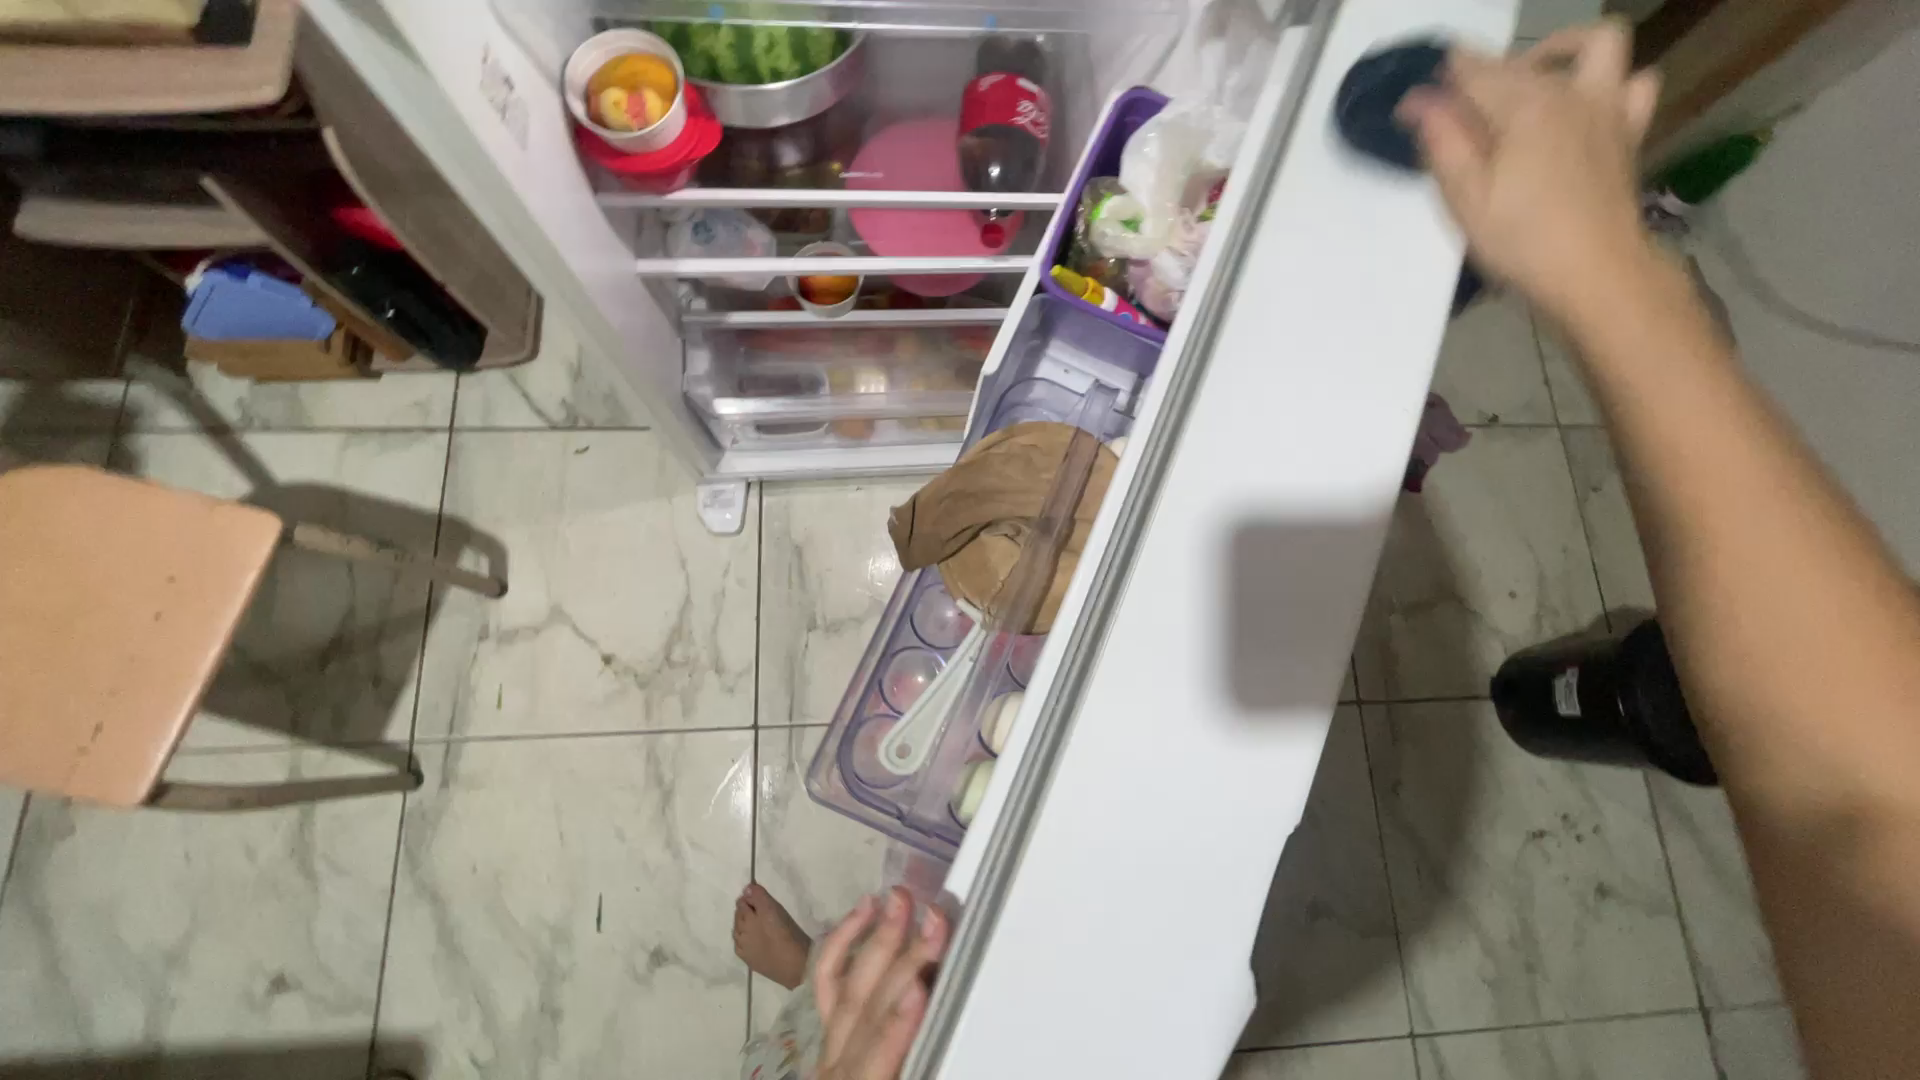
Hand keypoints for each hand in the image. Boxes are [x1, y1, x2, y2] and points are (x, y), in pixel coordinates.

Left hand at [812, 886, 951, 1079]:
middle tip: (934, 918)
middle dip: (903, 961)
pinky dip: (843, 941)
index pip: (877, 1057)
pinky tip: (863, 908)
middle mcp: (837, 1068)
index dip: (898, 1024)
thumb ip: (921, 1062)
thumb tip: (956, 1036)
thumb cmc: (883, 1079)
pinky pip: (828, 980)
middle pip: (868, 1010)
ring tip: (899, 899)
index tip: (921, 988)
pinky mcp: (828, 1032)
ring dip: (877, 937)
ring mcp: (829, 1046)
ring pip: (849, 987)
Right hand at [1396, 20, 1662, 324]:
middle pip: (1523, 62)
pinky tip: (1582, 106)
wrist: (1594, 270)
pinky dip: (1608, 82)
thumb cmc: (1519, 239)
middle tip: (1455, 107)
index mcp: (1526, 107)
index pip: (1476, 74)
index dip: (1442, 81)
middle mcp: (1571, 93)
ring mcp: (1607, 108)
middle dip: (1484, 73)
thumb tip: (1417, 100)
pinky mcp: (1627, 131)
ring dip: (1558, 53)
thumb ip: (1442, 140)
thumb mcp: (1465, 196)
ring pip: (1593, 46)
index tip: (1413, 98)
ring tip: (1528, 82)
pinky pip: (1632, 83)